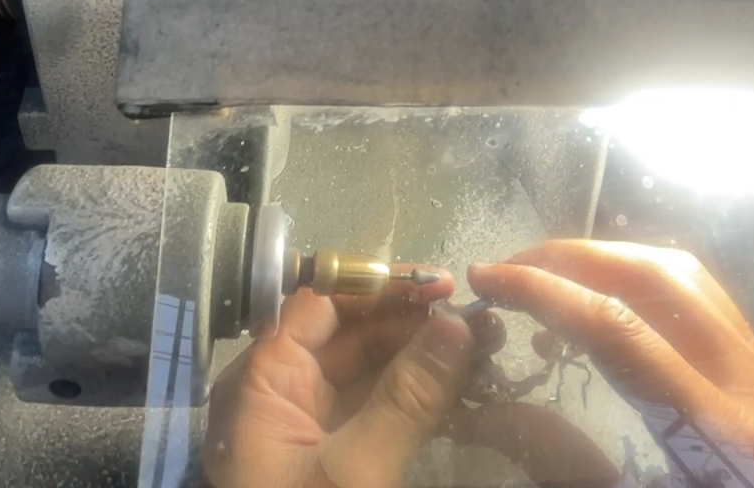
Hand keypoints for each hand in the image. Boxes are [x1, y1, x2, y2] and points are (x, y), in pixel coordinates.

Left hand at [204, 271, 474, 487]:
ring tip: (488, 340)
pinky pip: (380, 409)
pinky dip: (422, 396)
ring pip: (373, 371)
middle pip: (353, 333)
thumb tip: (458, 324)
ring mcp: (311, 427)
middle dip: (416, 322)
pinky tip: (465, 383)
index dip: (380, 287)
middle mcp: (285, 391)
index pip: (322, 304)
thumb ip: (406, 397)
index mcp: (265, 379)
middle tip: (481, 316)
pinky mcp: (337, 459)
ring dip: (428, 355)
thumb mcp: (353, 474)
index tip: (440, 285)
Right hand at [469, 240, 753, 487]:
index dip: (542, 292)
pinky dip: (643, 284)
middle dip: (569, 259)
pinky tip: (606, 305)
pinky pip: (705, 302)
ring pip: (684, 275)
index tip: (485, 278)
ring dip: (605, 262)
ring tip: (549, 278)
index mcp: (730, 442)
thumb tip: (480, 409)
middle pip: (654, 279)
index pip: (619, 330)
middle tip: (508, 267)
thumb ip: (560, 462)